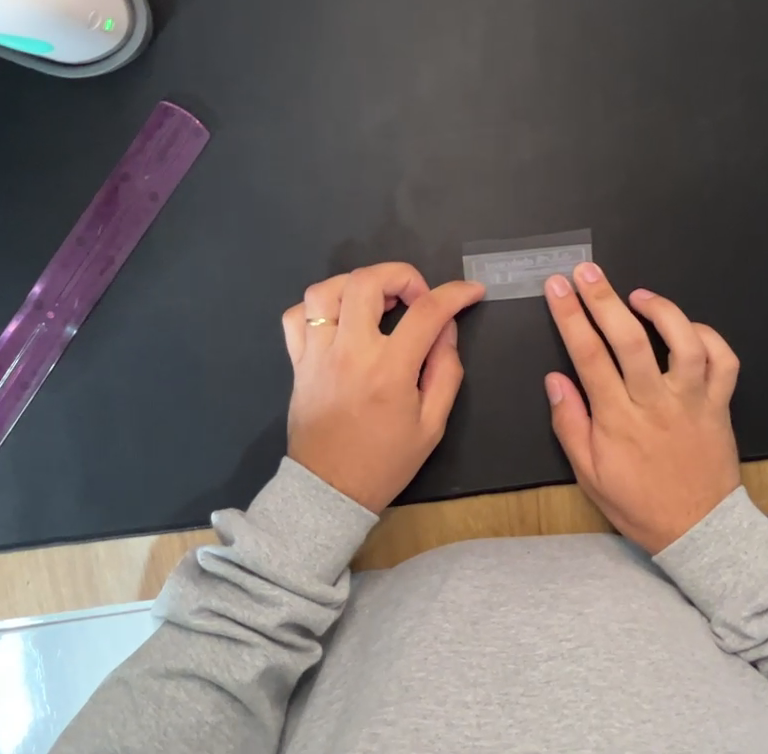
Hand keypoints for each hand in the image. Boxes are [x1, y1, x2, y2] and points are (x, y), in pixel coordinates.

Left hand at [281, 263, 486, 512]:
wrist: (329, 492)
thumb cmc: (385, 461)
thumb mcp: (432, 425)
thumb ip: (445, 372)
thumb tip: (445, 331)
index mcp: (389, 370)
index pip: (426, 311)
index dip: (455, 293)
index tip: (471, 292)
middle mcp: (350, 352)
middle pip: (367, 281)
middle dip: (401, 275)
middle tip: (416, 297)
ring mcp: (317, 354)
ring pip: (325, 290)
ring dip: (356, 284)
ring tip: (376, 301)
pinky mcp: (298, 362)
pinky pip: (296, 317)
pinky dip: (318, 307)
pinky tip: (340, 319)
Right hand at [543, 263, 741, 553]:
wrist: (699, 532)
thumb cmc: (639, 504)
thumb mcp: (589, 474)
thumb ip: (570, 424)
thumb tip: (554, 380)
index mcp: (619, 420)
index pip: (588, 356)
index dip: (570, 317)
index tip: (557, 288)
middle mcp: (656, 403)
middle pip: (628, 339)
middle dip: (603, 299)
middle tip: (586, 272)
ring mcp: (693, 401)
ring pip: (684, 343)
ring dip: (661, 310)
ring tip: (638, 295)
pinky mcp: (720, 404)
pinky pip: (724, 361)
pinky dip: (709, 335)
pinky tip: (686, 326)